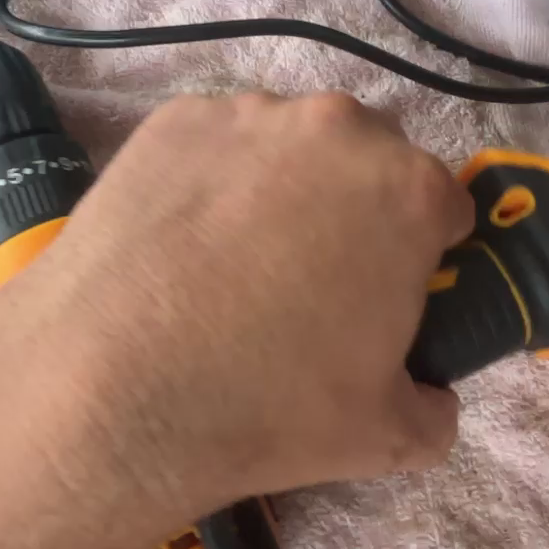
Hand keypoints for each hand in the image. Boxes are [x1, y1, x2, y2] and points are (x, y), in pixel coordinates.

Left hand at [0, 92, 471, 515]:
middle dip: (355, 202)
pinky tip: (180, 233)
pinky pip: (216, 141)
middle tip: (310, 266)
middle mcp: (335, 128)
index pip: (441, 204)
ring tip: (231, 250)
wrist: (108, 381)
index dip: (422, 246)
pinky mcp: (176, 117)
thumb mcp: (384, 435)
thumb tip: (429, 392)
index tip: (388, 281)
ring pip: (288, 142)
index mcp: (406, 190)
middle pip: (368, 157)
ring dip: (280, 181)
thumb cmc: (264, 404)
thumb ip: (434, 407)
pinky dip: (211, 174)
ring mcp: (249, 113)